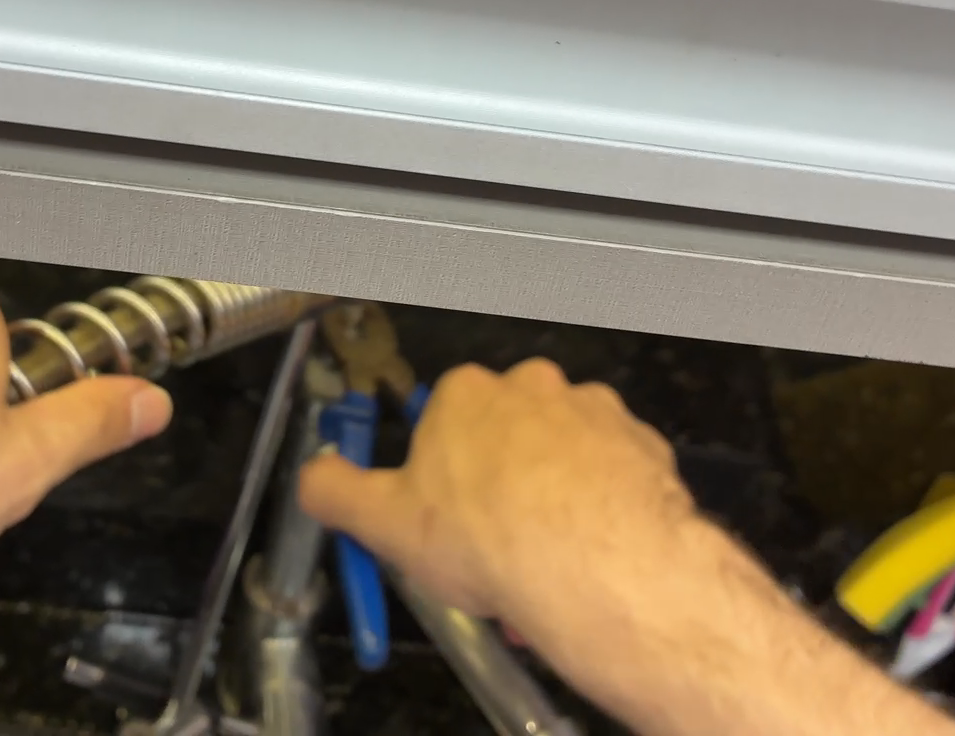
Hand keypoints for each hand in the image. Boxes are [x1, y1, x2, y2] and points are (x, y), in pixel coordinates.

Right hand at [298, 360, 954, 735]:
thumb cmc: (492, 539)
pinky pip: (612, 465)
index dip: (441, 472)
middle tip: (496, 540)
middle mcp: (528, 385)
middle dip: (497, 478)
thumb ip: (334, 490)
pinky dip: (601, 496)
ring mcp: (589, 408)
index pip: (442, 421)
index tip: (447, 512)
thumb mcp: (385, 523)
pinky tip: (591, 544)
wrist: (602, 569)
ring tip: (547, 554)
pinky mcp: (640, 440)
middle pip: (502, 430)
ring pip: (559, 448)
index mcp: (465, 394)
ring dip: (550, 488)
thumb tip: (314, 476)